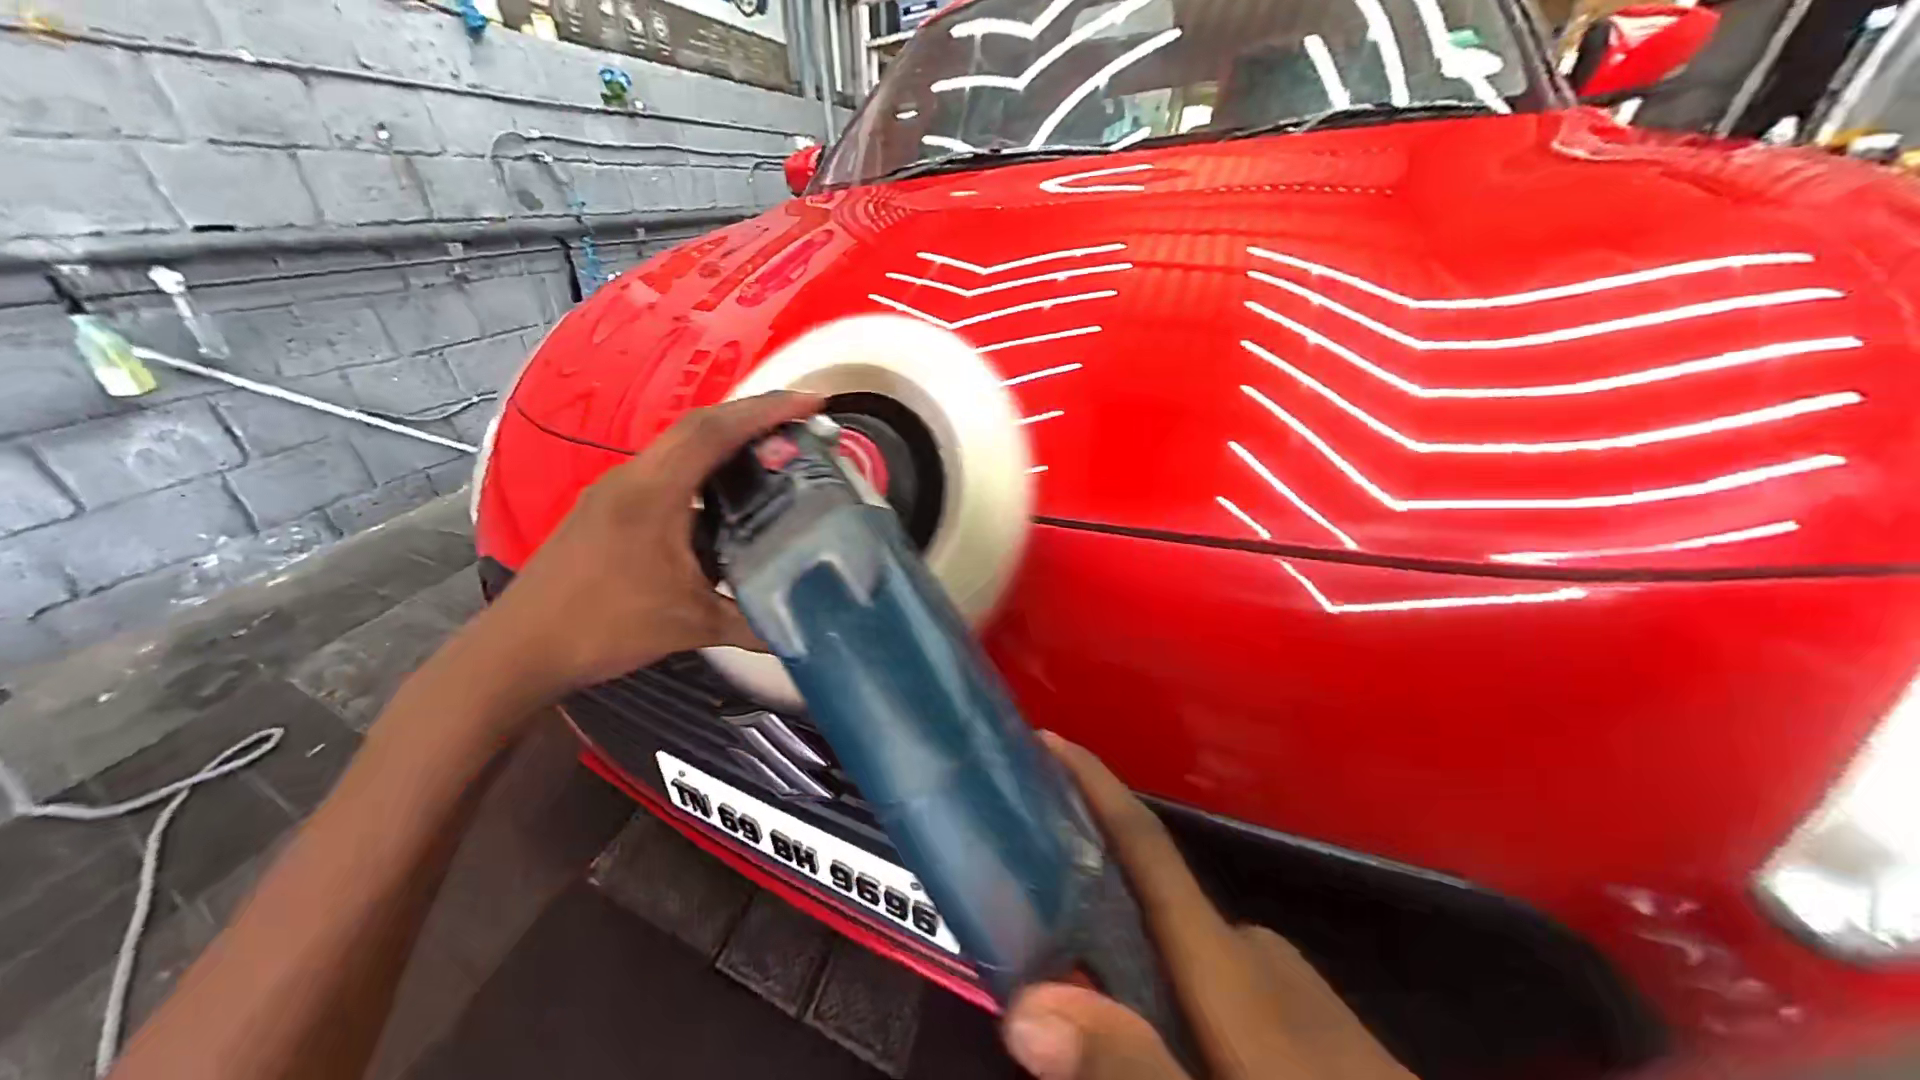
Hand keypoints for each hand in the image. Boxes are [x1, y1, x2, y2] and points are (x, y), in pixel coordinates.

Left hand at [474, 391, 824, 697]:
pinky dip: (704, 467)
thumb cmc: (605, 627)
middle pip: (698, 425)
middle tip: (798, 421)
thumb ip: (754, 624)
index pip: (715, 432)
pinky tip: (725, 493)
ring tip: (770, 449)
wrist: (521, 648)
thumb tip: (803, 632)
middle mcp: (633, 477)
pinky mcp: (608, 507)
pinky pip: (667, 469)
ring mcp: (616, 489)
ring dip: (725, 438)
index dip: (766, 411)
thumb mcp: (692, 626)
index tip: (811, 402)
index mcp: (653, 492)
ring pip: (680, 445)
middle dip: (752, 414)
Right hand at [1005, 734, 1417, 1079]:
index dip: (1095, 789)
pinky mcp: (1318, 1036)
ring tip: (1074, 950)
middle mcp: (1267, 963)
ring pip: (1193, 940)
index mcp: (1237, 973)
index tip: (1046, 741)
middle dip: (1095, 874)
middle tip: (1025, 880)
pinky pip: (1224, 976)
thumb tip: (1026, 1005)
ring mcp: (1302, 997)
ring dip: (1132, 932)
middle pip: (1163, 894)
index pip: (1151, 850)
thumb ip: (1130, 1069)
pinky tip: (1159, 1022)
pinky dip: (1174, 976)